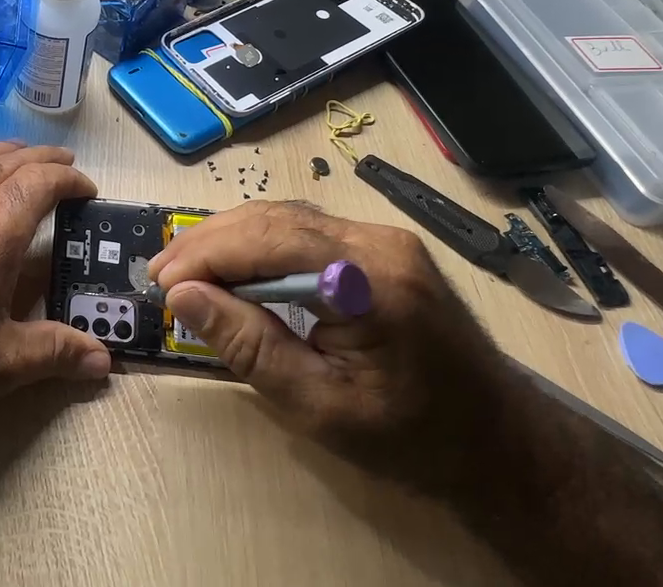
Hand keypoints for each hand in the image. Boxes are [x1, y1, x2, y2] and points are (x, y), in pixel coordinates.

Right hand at [147, 200, 515, 492]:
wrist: (502, 445)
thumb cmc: (413, 438)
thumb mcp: (320, 406)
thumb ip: (249, 346)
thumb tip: (182, 296)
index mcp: (372, 280)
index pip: (268, 240)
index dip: (206, 253)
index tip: (160, 280)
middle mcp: (379, 242)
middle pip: (273, 218)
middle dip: (210, 242)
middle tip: (161, 274)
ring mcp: (383, 240)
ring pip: (285, 217)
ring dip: (230, 240)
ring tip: (186, 270)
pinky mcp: (381, 250)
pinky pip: (304, 231)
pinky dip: (258, 246)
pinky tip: (233, 269)